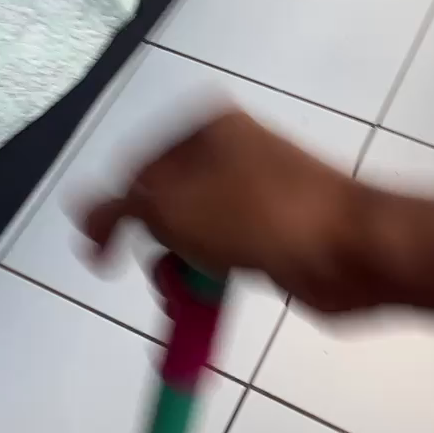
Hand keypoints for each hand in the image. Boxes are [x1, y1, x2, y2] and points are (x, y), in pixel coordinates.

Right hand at [77, 109, 390, 313]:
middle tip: (164, 275)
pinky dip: (208, 281)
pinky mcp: (272, 236)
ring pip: (192, 238)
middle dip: (155, 248)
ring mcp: (254, 197)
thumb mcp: (169, 205)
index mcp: (207, 128)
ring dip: (179, 271)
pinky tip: (206, 304)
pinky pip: (222, 258)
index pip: (137, 167)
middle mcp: (229, 155)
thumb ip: (119, 209)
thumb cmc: (255, 216)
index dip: (115, 214)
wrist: (348, 248)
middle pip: (163, 206)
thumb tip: (85, 214)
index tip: (100, 259)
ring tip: (186, 297)